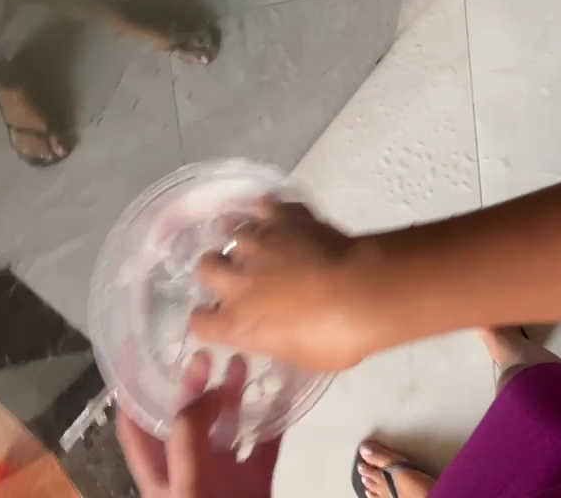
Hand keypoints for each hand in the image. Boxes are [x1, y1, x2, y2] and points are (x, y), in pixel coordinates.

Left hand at [116, 352, 279, 497]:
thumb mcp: (188, 492)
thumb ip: (188, 441)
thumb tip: (203, 392)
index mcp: (161, 479)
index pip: (135, 427)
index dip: (130, 390)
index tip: (135, 350)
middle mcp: (189, 473)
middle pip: (185, 418)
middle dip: (193, 385)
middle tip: (208, 354)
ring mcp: (223, 479)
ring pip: (226, 426)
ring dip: (234, 394)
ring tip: (245, 363)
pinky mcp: (256, 485)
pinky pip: (265, 444)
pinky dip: (274, 419)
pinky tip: (283, 393)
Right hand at [189, 200, 395, 372]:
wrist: (361, 292)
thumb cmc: (334, 338)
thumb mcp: (298, 355)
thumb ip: (274, 338)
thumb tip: (272, 331)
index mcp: (237, 321)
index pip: (199, 321)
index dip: (207, 320)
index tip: (218, 319)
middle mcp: (238, 278)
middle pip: (205, 265)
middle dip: (216, 268)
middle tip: (236, 273)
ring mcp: (258, 242)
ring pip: (231, 230)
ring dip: (239, 235)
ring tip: (253, 240)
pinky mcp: (282, 216)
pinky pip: (265, 205)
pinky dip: (269, 210)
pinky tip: (277, 217)